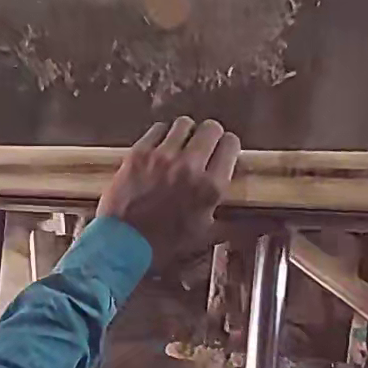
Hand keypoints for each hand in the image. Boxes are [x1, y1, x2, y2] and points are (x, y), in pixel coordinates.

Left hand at [97, 118, 241, 258]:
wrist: (122, 243)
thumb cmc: (164, 244)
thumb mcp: (204, 233)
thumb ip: (225, 214)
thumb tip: (246, 212)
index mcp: (210, 187)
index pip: (231, 145)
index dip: (228, 146)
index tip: (222, 151)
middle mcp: (190, 166)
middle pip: (211, 128)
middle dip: (210, 135)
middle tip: (203, 146)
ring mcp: (163, 157)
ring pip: (184, 124)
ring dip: (186, 133)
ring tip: (180, 145)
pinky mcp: (139, 153)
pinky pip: (158, 129)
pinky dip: (162, 136)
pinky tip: (160, 148)